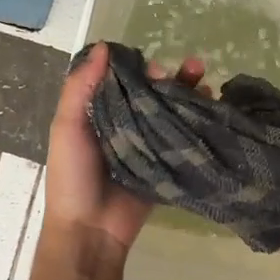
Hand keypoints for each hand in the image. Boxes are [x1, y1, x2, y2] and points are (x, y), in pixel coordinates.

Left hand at [42, 45, 210, 253]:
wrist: (91, 232)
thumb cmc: (73, 177)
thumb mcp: (67, 128)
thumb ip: (80, 88)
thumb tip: (103, 47)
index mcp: (100, 113)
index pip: (124, 80)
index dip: (140, 66)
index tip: (153, 64)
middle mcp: (126, 124)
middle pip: (153, 92)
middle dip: (173, 76)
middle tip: (192, 67)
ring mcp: (149, 143)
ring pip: (172, 110)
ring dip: (189, 91)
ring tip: (205, 79)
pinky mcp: (167, 162)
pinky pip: (184, 137)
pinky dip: (198, 119)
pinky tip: (212, 104)